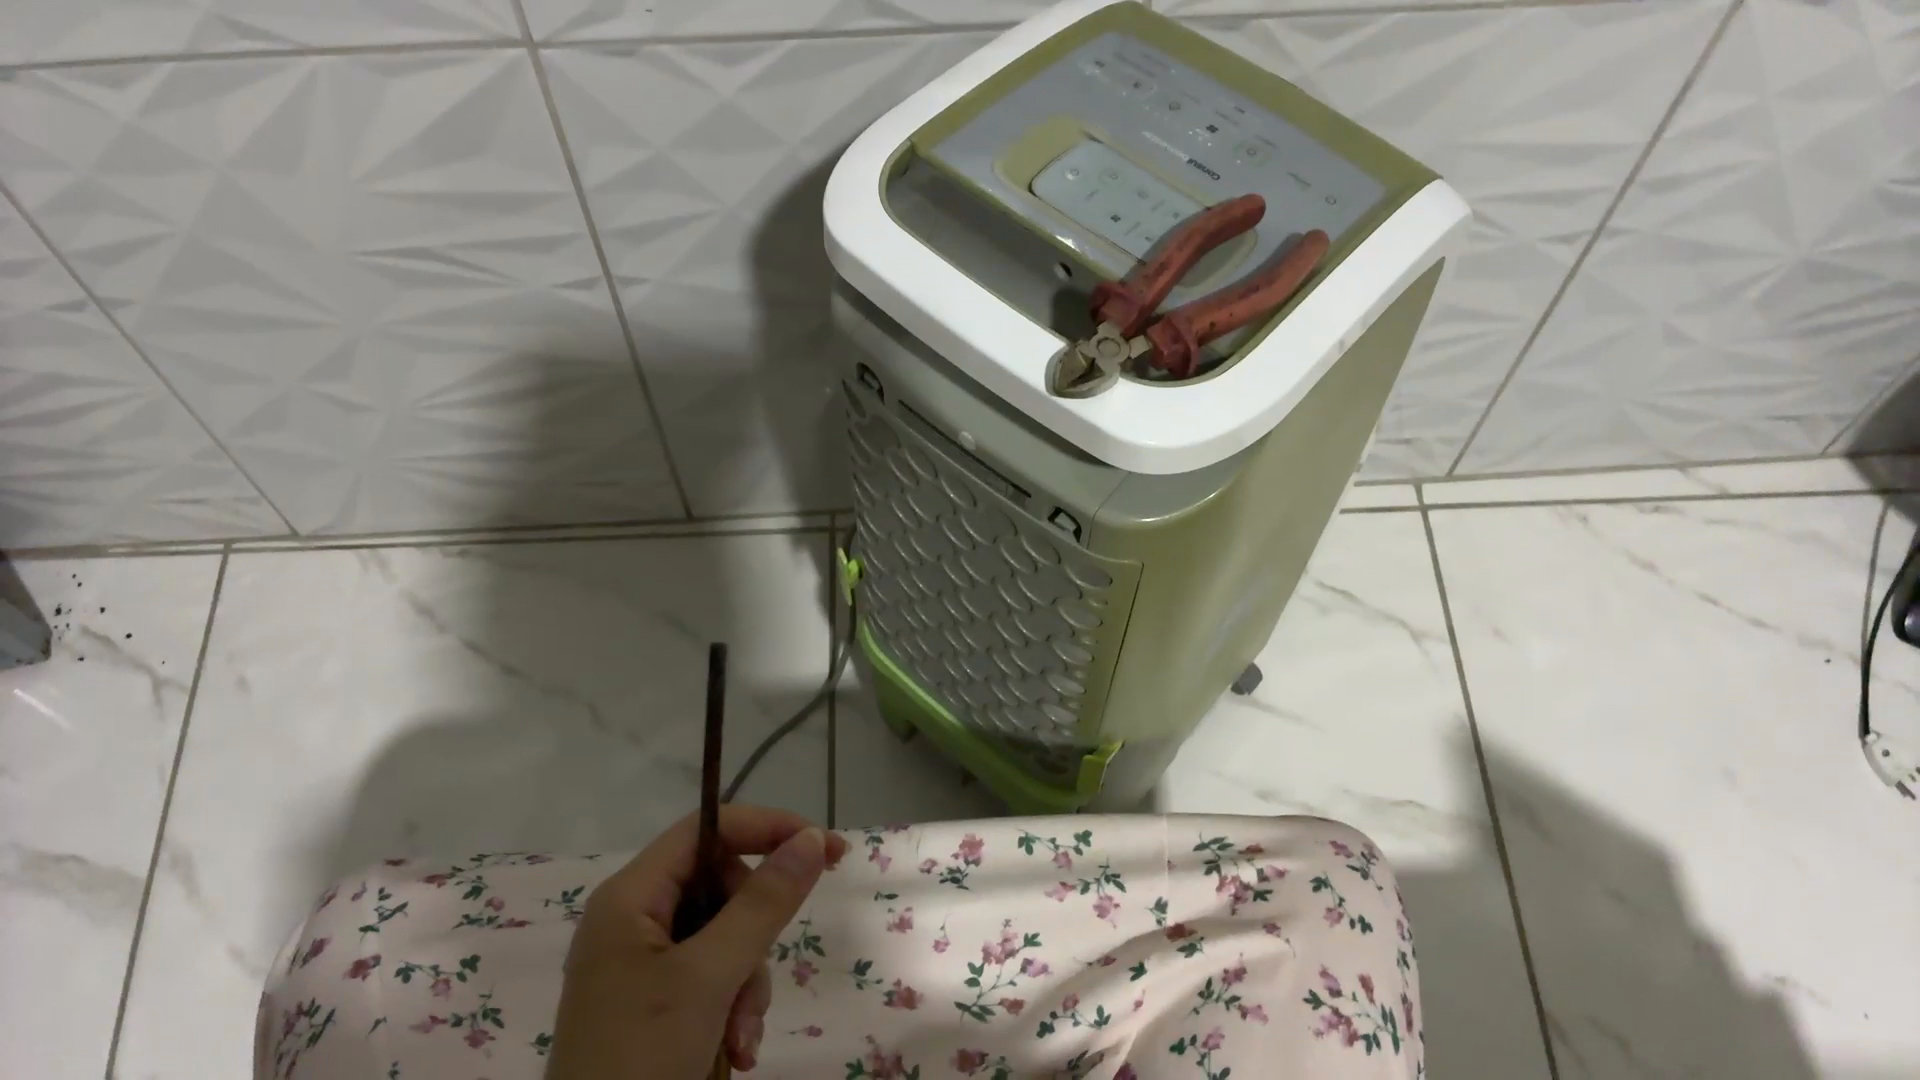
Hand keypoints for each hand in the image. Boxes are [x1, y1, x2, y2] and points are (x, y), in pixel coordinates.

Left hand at [545, 806, 848, 1078]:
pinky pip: (713, 977)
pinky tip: (733, 1050)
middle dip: (754, 936)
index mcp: (630, 897)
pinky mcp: (654, 1001)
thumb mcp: (709, 978)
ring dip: (747, 984)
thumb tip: (812, 838)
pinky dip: (733, 1009)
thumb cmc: (640, 1058)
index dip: (768, 828)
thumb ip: (763, 904)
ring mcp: (642, 963)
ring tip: (740, 1036)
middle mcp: (633, 919)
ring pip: (725, 938)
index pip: (709, 829)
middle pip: (721, 888)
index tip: (826, 848)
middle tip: (759, 977)